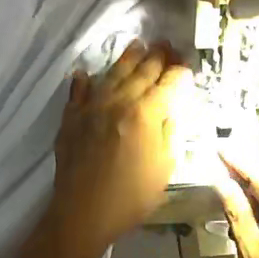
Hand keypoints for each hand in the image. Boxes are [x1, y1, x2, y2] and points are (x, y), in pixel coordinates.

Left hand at [49, 40, 190, 252]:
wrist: (83, 212)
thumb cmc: (131, 197)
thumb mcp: (164, 169)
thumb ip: (170, 135)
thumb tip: (169, 112)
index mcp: (146, 113)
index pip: (169, 82)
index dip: (180, 72)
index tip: (186, 66)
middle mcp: (119, 101)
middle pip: (142, 71)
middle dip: (157, 56)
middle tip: (166, 46)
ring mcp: (92, 107)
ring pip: (112, 74)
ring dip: (127, 58)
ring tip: (136, 45)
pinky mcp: (71, 118)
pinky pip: (78, 92)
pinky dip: (84, 81)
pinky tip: (86, 73)